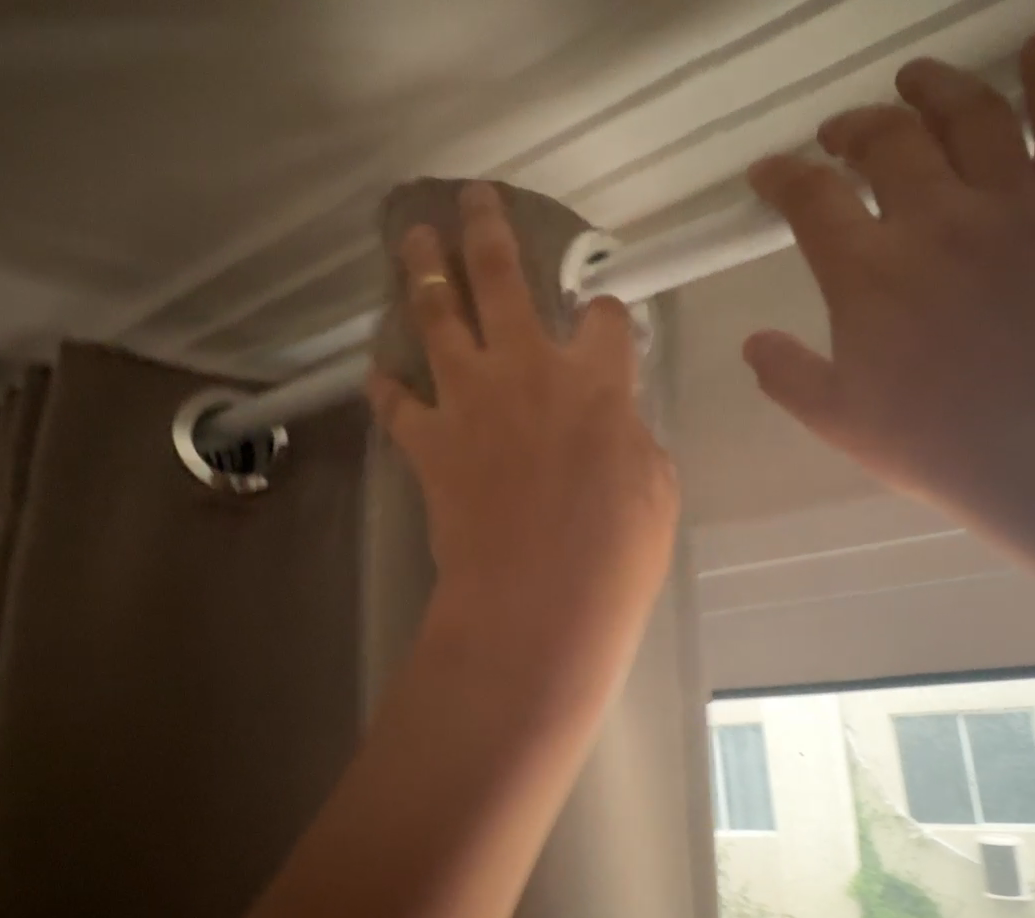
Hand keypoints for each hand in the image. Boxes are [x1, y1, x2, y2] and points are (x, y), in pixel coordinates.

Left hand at [367, 182, 679, 640]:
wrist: (535, 601)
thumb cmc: (613, 552)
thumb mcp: (656, 488)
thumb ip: (633, 439)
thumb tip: (617, 426)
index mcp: (596, 380)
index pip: (605, 318)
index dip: (606, 313)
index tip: (603, 318)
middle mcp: (527, 369)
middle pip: (502, 279)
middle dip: (487, 230)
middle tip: (472, 199)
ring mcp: (470, 400)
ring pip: (437, 315)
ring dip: (422, 271)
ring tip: (411, 241)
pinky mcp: (428, 442)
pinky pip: (397, 403)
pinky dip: (386, 387)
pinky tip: (378, 373)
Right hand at [744, 33, 1034, 505]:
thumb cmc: (932, 442)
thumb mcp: (836, 418)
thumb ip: (787, 375)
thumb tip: (752, 343)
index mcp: (867, 272)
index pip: (811, 197)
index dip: (781, 176)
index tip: (767, 174)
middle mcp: (934, 220)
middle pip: (886, 140)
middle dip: (850, 127)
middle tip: (836, 135)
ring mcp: (1008, 209)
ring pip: (970, 116)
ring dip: (934, 87)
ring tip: (913, 80)